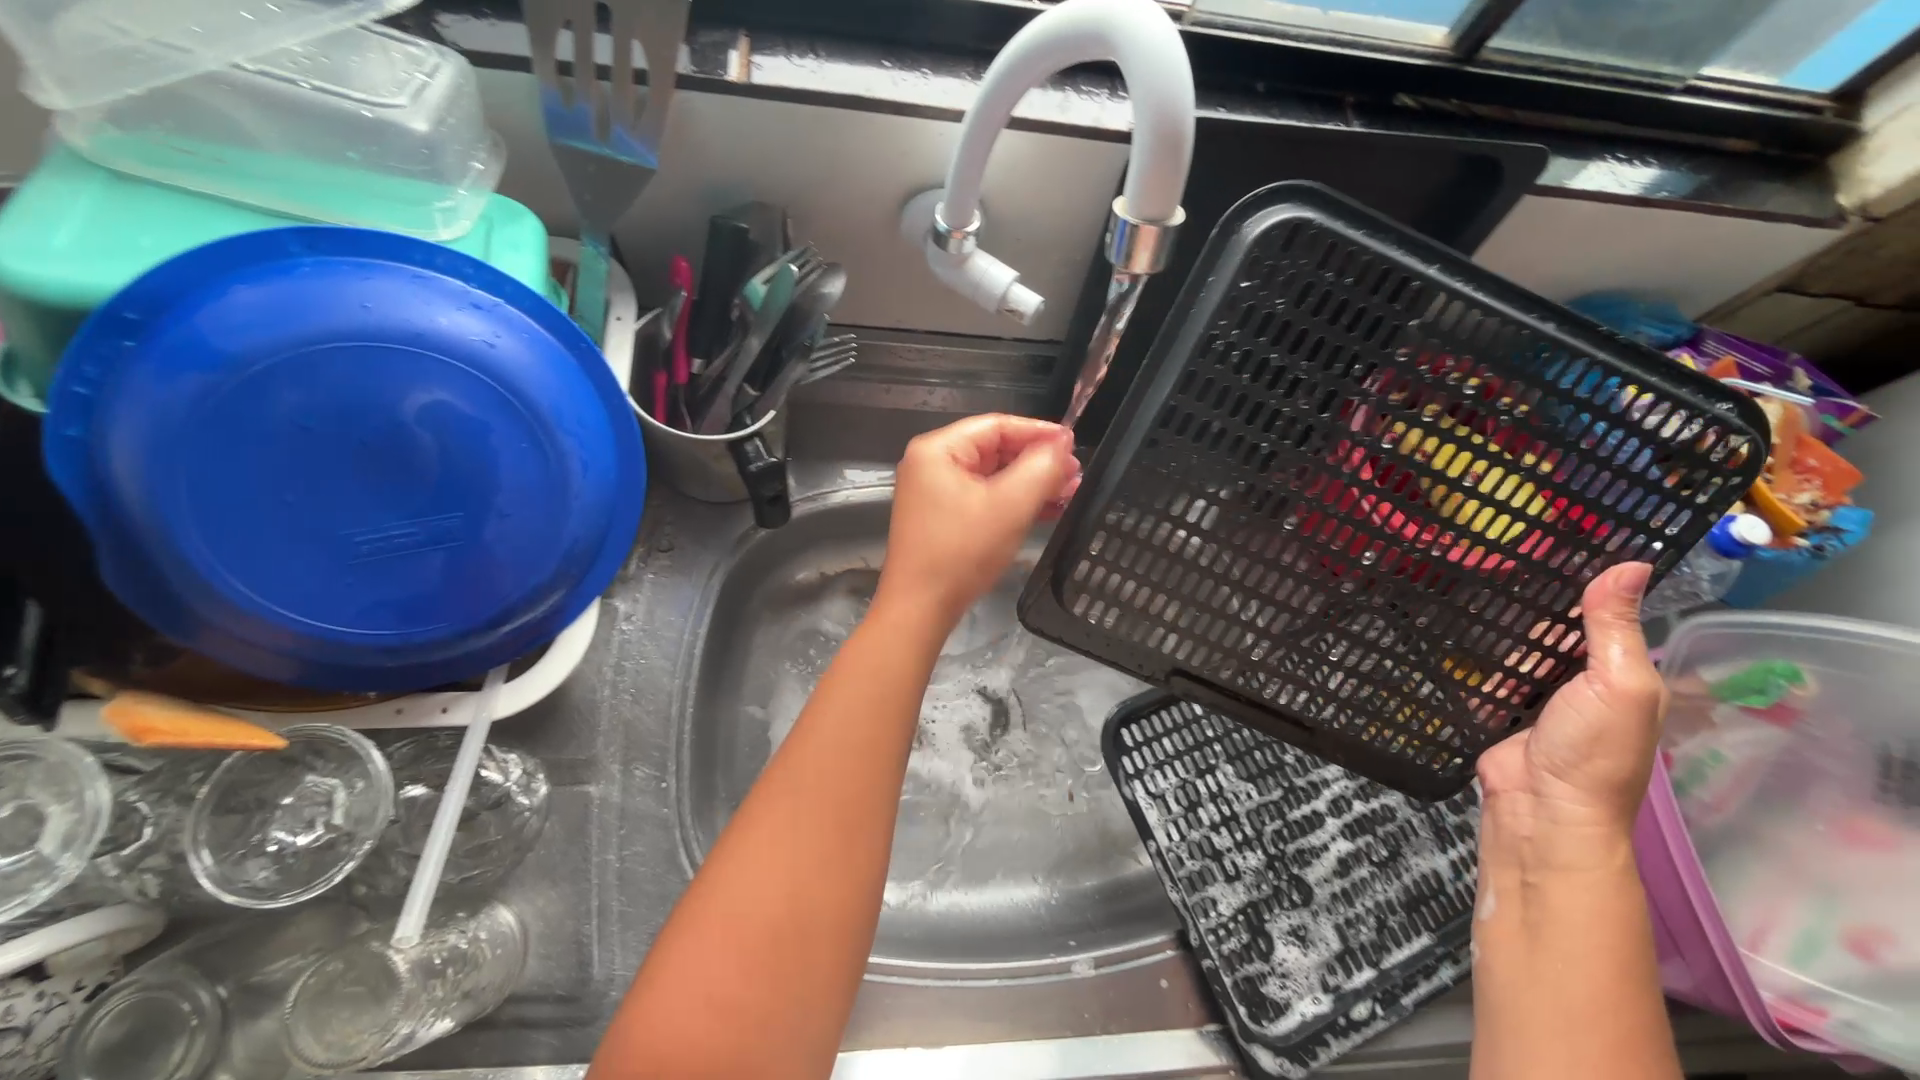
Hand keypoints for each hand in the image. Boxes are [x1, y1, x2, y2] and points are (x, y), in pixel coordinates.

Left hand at [877, 414, 1081, 627]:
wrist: (920, 609)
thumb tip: (1063, 441)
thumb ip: (1041, 467)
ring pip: (992, 475)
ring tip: (1069, 493)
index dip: (1039, 432)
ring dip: (1030, 483)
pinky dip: (1013, 502)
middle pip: (994, 448)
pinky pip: (984, 498)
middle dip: (1037, 461)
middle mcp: (931, 464)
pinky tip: (1046, 511)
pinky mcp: (942, 518)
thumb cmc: (962, 552)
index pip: (997, 425)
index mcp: (938, 450)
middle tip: (1075, 474)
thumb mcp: (1010, 506)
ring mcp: (935, 493)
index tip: (1074, 443)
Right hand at [1476, 562, 1666, 872]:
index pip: (1604, 613)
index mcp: (1622, 671)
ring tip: (1462, 569)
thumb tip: (1631, 562)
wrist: (1540, 809)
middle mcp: (1581, 679)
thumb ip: (1615, 627)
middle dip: (1532, 596)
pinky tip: (1446, 616)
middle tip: (1493, 546)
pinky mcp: (1496, 706)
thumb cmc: (1595, 749)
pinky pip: (1485, 668)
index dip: (1586, 579)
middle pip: (1555, 627)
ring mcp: (1536, 694)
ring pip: (1517, 645)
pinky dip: (1470, 650)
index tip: (1553, 536)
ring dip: (1497, 620)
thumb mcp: (1619, 683)